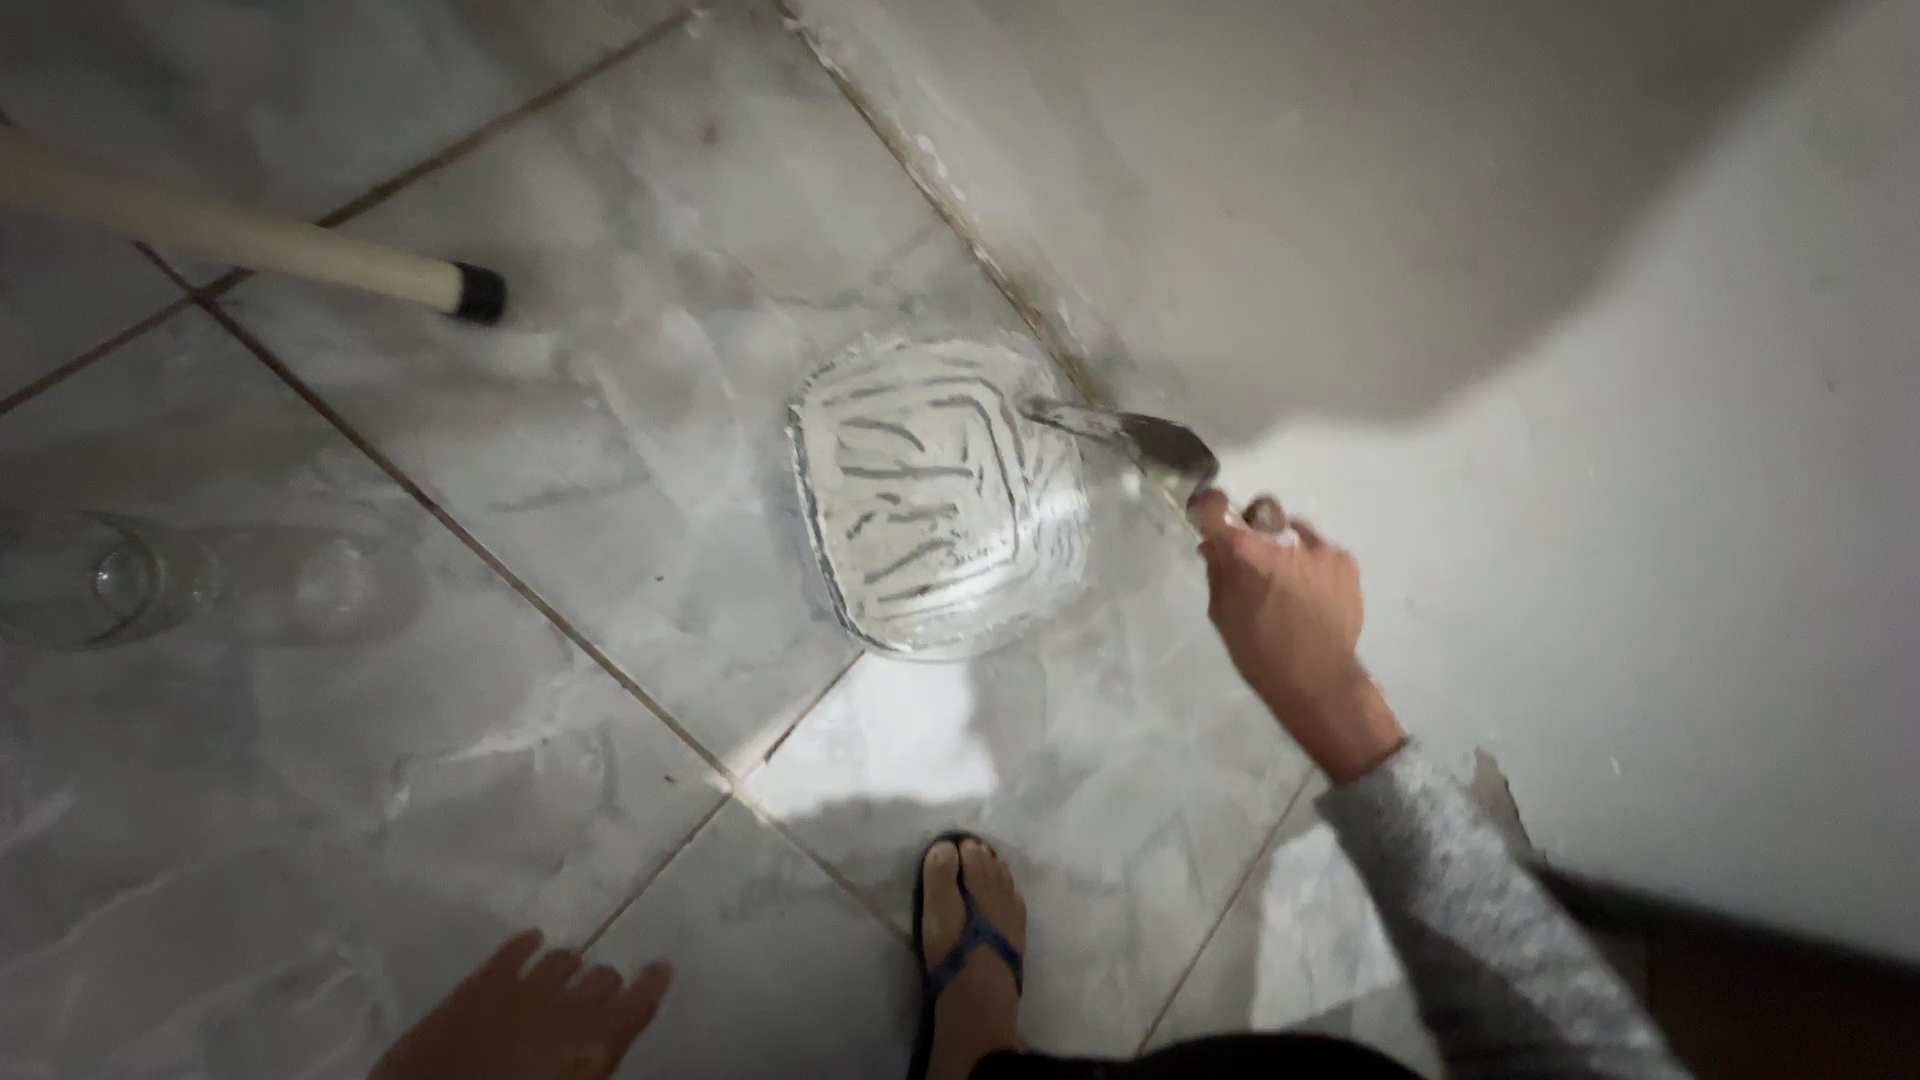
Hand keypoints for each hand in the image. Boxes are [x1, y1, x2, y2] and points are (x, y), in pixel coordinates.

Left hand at [370, 929, 670, 1079]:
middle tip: (593, 999)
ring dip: (567, 969)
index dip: (653, 982)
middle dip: (602, 986)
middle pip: (604, 977)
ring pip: (564, 959)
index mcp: (594, 1045)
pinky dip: (528, 944)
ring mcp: (524, 991)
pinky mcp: (481, 985)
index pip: (640, 1000)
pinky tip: (531, 942)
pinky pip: (515, 949)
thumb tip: (600, 1052)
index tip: (660, 967)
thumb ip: (590, 1068)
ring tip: (560, 978)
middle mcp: (568, 1009)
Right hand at [1190, 489, 1404, 782]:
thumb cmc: (1258, 652)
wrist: (1319, 681)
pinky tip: (1309, 592)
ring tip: (1286, 579)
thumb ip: (1218, 571)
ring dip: (1284, 545)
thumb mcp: (1222, 613)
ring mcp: (1319, 547)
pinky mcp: (1344, 561)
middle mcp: (1283, 538)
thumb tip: (1214, 545)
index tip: (1205, 515)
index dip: (1207, 506)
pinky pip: (1319, 549)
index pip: (1216, 505)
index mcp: (1245, 552)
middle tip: (1251, 553)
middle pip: (1262, 507)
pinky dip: (1309, 563)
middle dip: (1253, 525)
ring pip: (1294, 528)